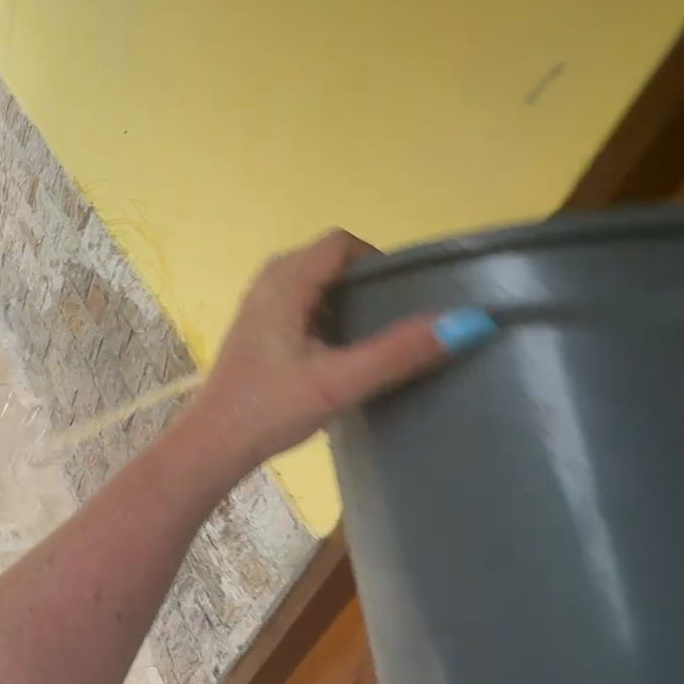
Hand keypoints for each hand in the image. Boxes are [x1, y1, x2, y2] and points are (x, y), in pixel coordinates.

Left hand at [185, 229, 492, 466]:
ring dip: (341, 295)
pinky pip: (295, 300)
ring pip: (308, 279)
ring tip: (373, 329)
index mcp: (283, 285)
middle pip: (323, 258)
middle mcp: (265, 285)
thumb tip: (468, 321)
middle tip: (394, 312)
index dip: (375, 257)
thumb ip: (399, 352)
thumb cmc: (272, 408)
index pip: (337, 243)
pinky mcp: (255, 328)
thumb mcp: (341, 382)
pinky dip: (322, 309)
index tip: (406, 290)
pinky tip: (339, 347)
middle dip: (361, 276)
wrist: (215, 440)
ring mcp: (256, 306)